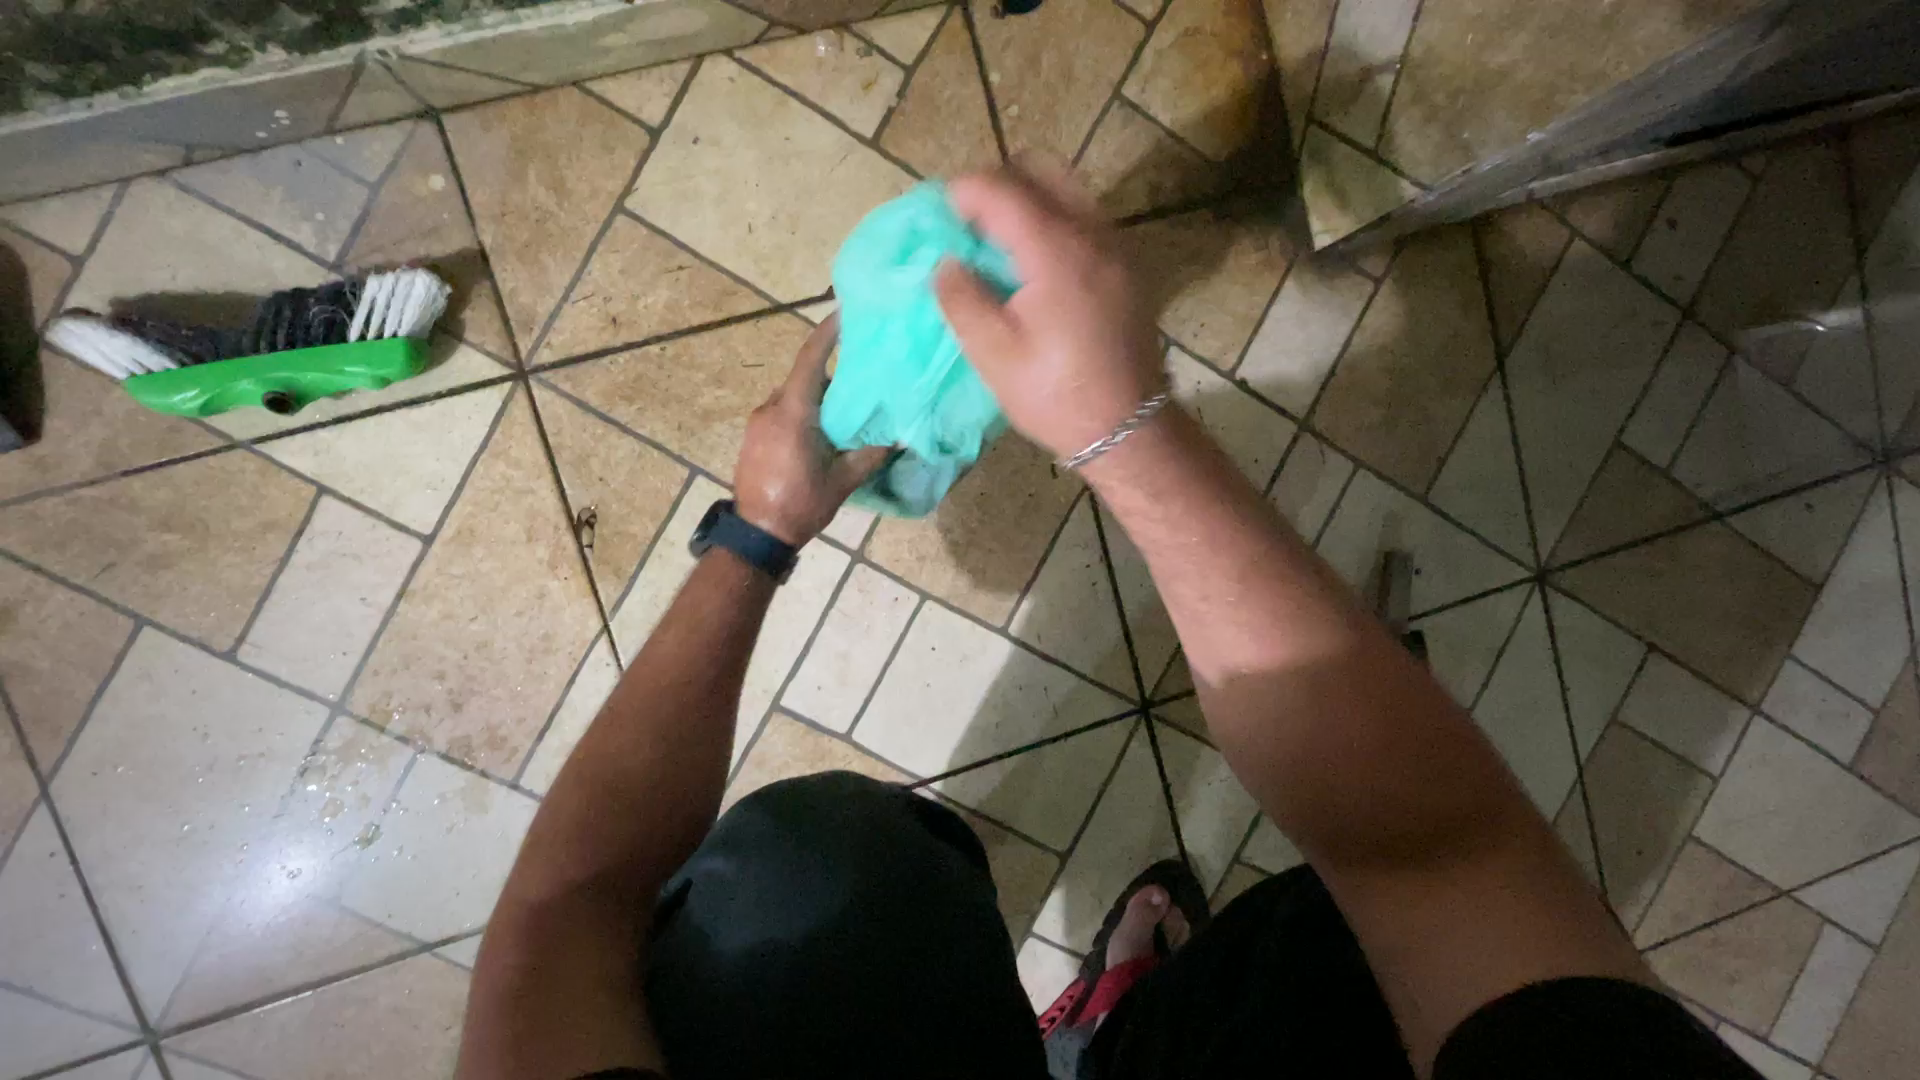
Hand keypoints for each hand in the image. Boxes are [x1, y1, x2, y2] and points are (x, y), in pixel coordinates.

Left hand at [734, 314, 891, 545]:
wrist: (757, 533)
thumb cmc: (801, 504)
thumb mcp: (843, 480)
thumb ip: (871, 454)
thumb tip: (900, 437)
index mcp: (793, 412)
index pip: (811, 359)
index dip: (828, 333)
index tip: (845, 314)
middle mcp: (771, 408)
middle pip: (804, 378)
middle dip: (832, 375)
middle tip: (861, 377)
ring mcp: (757, 421)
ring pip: (792, 396)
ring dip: (816, 399)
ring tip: (844, 413)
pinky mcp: (752, 436)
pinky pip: (781, 412)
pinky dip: (802, 413)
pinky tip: (819, 434)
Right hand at [934, 162, 1165, 461]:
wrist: (1128, 428)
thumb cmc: (1056, 396)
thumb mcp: (994, 355)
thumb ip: (962, 298)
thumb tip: (947, 262)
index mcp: (1056, 249)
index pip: (1002, 188)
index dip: (962, 190)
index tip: (936, 211)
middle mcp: (1093, 233)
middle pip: (1041, 169)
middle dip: (998, 182)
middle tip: (968, 220)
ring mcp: (1117, 248)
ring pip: (1068, 190)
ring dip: (1028, 200)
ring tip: (997, 242)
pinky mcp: (1127, 268)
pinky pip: (1086, 219)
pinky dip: (1054, 221)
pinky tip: (1034, 265)